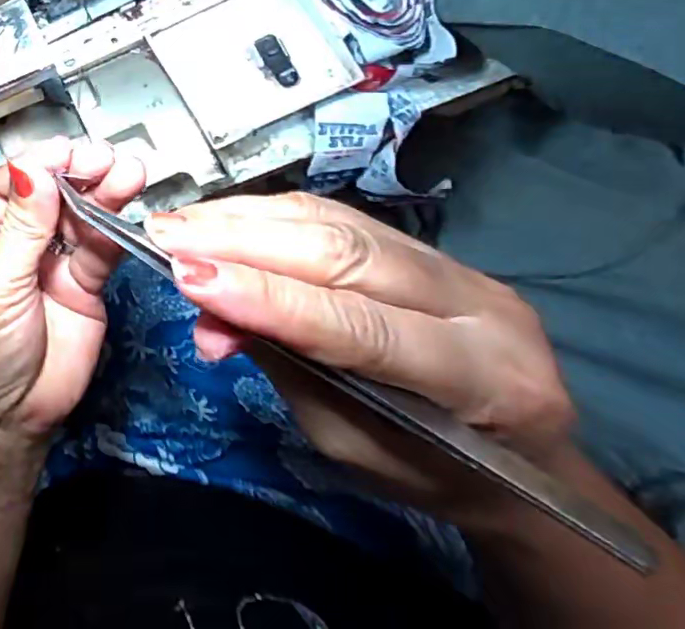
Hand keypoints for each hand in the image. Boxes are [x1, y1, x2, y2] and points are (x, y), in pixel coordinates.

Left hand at [0, 138, 145, 461]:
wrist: (7, 421)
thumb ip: (21, 227)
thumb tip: (33, 168)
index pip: (10, 182)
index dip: (38, 164)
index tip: (66, 152)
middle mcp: (18, 237)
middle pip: (51, 191)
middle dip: (77, 172)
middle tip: (104, 159)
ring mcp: (53, 258)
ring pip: (81, 213)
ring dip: (104, 191)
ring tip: (128, 172)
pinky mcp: (85, 281)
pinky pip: (102, 246)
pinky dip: (117, 226)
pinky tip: (130, 205)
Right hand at [145, 192, 575, 518]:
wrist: (517, 458)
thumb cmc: (429, 469)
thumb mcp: (349, 440)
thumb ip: (284, 364)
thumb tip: (208, 315)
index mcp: (481, 380)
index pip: (357, 324)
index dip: (267, 296)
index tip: (187, 276)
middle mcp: (478, 306)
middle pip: (344, 253)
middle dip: (243, 241)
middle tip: (167, 236)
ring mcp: (455, 265)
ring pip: (336, 221)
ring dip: (246, 218)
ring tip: (180, 223)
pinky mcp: (423, 244)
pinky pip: (336, 215)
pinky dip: (268, 214)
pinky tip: (223, 216)